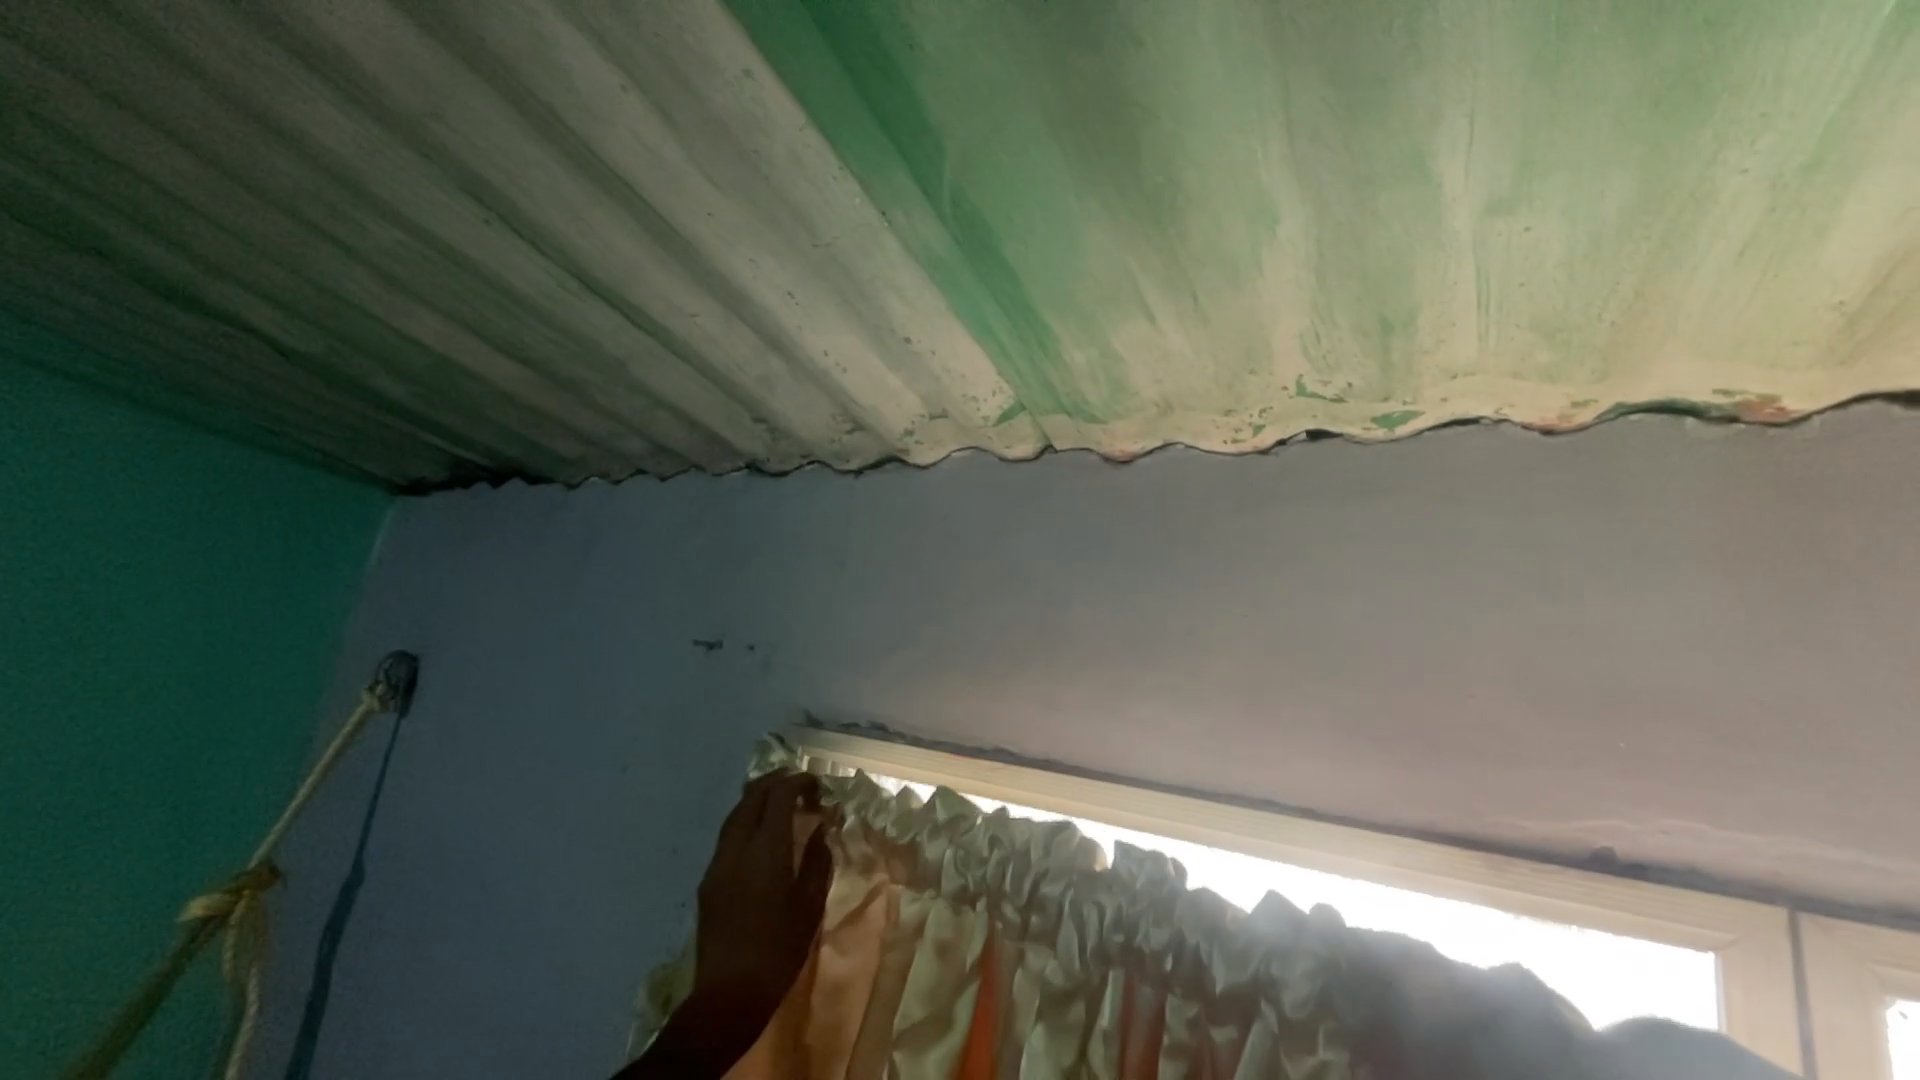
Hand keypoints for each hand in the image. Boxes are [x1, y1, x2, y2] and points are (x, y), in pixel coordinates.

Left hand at [691, 771, 833, 1022]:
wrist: (729, 994)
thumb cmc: (779, 950)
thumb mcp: (810, 905)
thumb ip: (817, 860)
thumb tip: (820, 829)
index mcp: (766, 850)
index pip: (779, 796)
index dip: (798, 782)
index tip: (817, 785)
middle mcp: (737, 847)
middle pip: (752, 797)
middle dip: (775, 783)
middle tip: (799, 784)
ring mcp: (717, 863)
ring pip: (735, 814)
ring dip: (758, 800)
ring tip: (780, 802)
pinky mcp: (708, 881)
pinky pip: (728, 835)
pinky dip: (746, 821)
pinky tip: (761, 835)